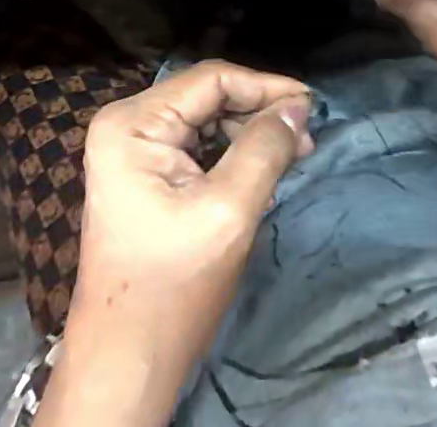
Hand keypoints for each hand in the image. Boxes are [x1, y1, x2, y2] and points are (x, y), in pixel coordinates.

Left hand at [39, 61, 312, 426]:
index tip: (310, 105)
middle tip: (305, 137)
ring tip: (292, 153)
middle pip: (208, 94)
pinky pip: (198, 140)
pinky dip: (234, 148)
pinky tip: (264, 163)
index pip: (212, 79)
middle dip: (260, 110)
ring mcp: (132, 147)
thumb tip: (298, 105)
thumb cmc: (174, 286)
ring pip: (207, 116)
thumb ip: (265, 148)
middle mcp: (126, 122)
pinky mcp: (144, 169)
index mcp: (133, 123)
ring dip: (250, 129)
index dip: (265, 85)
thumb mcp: (229, 210)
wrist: (126, 357)